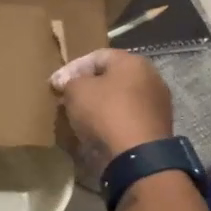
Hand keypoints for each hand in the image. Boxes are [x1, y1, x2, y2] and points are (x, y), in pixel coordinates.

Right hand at [49, 49, 173, 158]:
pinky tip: (95, 131)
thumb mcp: (76, 91)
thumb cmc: (105, 113)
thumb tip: (66, 82)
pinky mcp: (155, 127)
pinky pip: (126, 118)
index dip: (71, 68)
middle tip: (65, 99)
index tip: (55, 84)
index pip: (96, 56)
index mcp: (133, 62)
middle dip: (86, 87)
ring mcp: (156, 103)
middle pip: (110, 78)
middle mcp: (150, 77)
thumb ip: (69, 81)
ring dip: (98, 106)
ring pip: (119, 99)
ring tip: (78, 117)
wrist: (136, 154)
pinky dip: (110, 121)